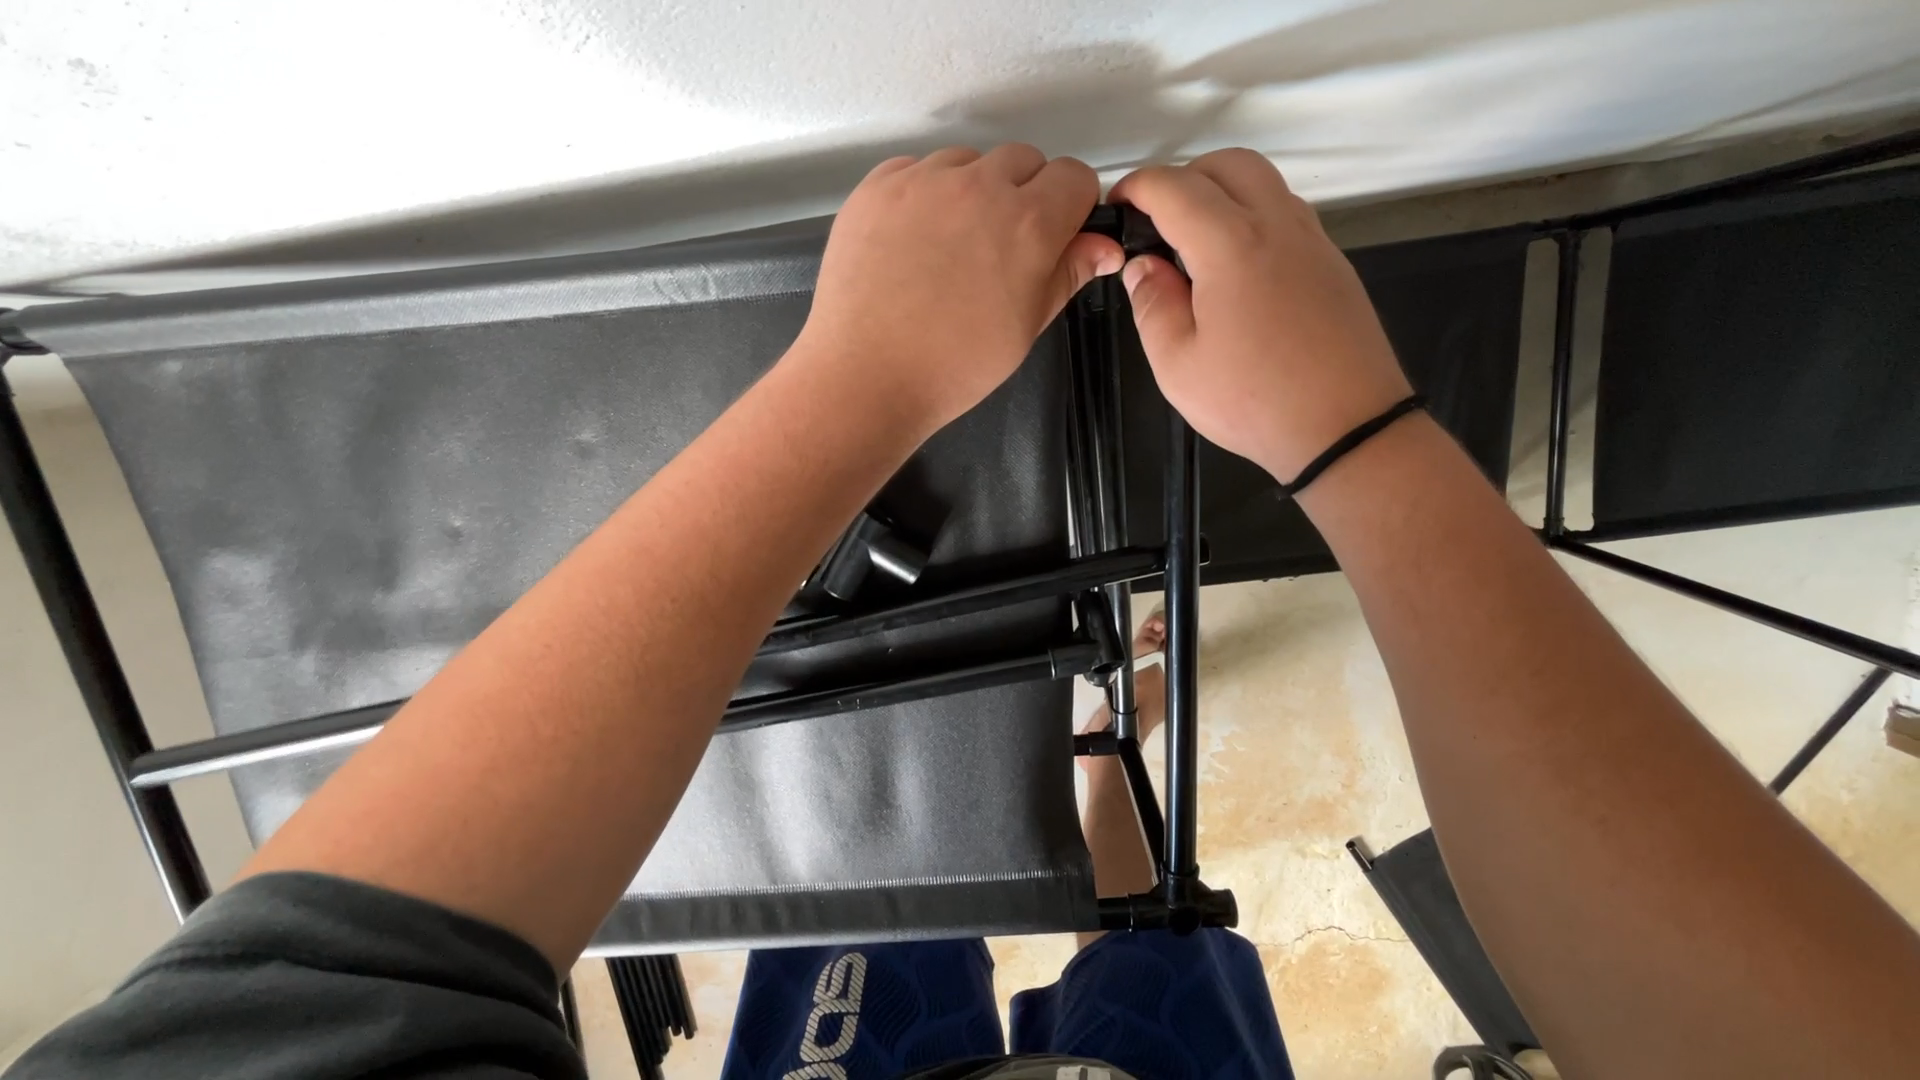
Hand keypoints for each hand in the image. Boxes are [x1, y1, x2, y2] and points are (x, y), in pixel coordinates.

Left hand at [794, 145, 1123, 431]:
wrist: (866, 377)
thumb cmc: (951, 366)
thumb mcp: (1025, 326)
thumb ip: (1068, 273)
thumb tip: (1105, 247)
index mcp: (1028, 224)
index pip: (1075, 178)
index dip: (1071, 207)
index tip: (1059, 232)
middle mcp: (979, 188)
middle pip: (1023, 161)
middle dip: (1024, 195)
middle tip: (1002, 248)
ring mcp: (923, 183)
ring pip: (968, 162)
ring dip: (972, 191)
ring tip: (951, 247)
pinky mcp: (878, 189)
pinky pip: (915, 170)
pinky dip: (923, 195)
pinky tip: (914, 242)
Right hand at [1109, 149, 1411, 481]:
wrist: (1347, 427)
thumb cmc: (1255, 401)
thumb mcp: (1177, 364)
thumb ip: (1153, 304)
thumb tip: (1143, 266)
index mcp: (1232, 245)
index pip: (1175, 188)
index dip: (1137, 189)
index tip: (1116, 208)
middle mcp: (1277, 226)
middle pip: (1228, 164)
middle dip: (1183, 178)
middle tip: (1155, 221)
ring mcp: (1312, 242)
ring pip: (1264, 183)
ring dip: (1222, 194)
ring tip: (1193, 245)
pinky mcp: (1332, 264)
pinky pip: (1286, 215)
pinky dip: (1252, 218)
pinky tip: (1235, 269)